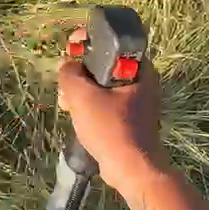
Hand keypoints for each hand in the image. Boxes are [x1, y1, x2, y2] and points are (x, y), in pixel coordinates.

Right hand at [56, 29, 168, 195]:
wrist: (132, 170)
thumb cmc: (111, 129)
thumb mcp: (82, 97)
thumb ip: (70, 74)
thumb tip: (68, 66)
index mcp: (139, 68)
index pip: (112, 41)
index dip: (88, 40)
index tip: (71, 47)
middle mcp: (142, 79)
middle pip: (103, 63)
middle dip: (79, 71)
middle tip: (66, 84)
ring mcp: (137, 99)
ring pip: (102, 84)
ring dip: (81, 90)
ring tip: (67, 104)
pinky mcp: (130, 116)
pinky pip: (105, 101)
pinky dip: (90, 104)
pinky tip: (75, 115)